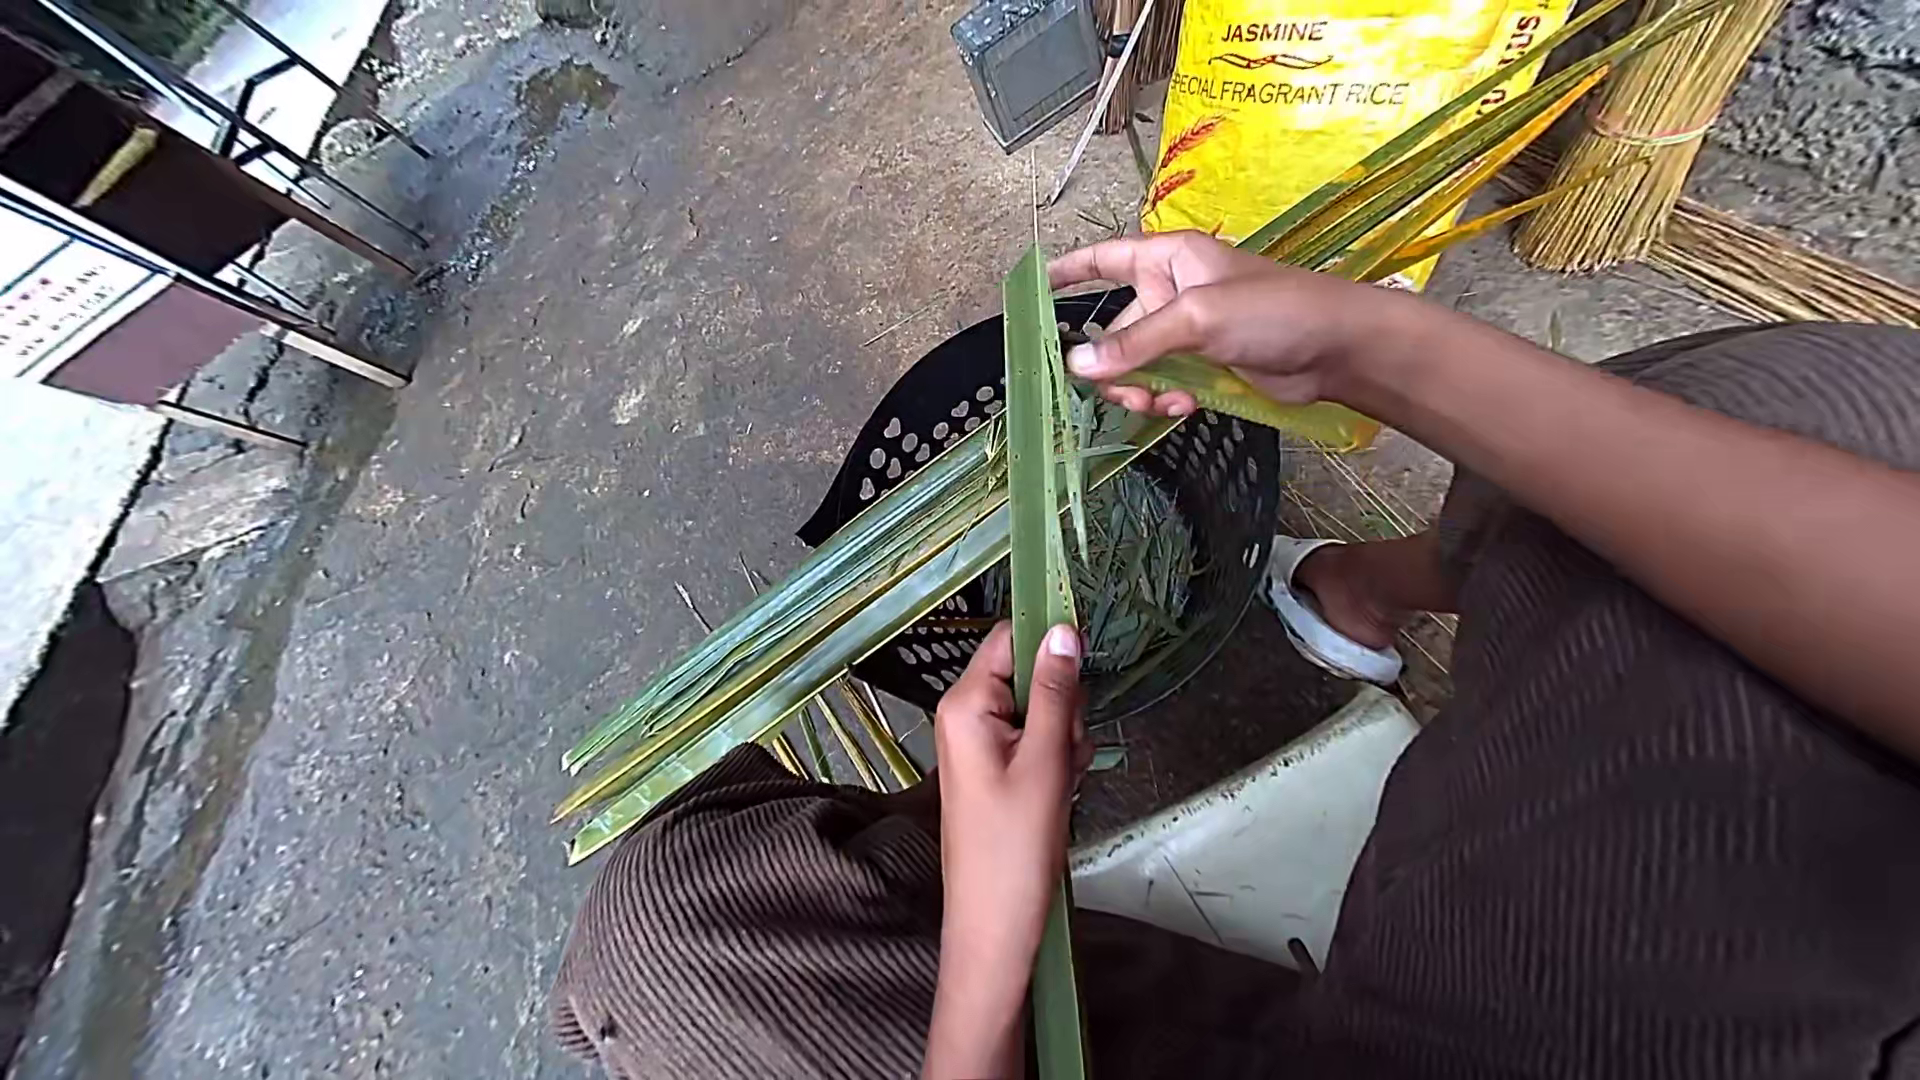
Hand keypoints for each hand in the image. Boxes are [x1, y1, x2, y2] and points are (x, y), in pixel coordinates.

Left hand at [924, 621, 1086, 1077]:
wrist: (996, 928)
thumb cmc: (1015, 846)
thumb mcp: (1044, 761)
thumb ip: (1055, 691)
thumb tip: (1064, 629)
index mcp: (966, 703)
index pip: (1007, 639)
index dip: (1047, 641)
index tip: (1084, 660)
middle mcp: (966, 713)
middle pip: (1027, 673)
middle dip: (1059, 703)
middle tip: (1066, 748)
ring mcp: (980, 739)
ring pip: (1038, 707)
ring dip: (1062, 734)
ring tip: (1062, 777)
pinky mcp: (995, 763)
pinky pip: (1033, 736)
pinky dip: (1054, 755)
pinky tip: (1060, 788)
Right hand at [1047, 230, 1396, 415]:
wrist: (1335, 348)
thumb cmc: (1273, 310)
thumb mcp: (1197, 318)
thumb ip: (1135, 343)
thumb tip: (1076, 365)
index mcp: (1167, 261)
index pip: (1106, 259)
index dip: (1070, 271)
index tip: (1036, 286)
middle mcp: (1169, 294)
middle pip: (1114, 332)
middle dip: (1115, 366)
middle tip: (1126, 393)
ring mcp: (1184, 333)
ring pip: (1134, 366)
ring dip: (1140, 389)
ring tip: (1161, 403)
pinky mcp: (1198, 364)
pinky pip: (1159, 384)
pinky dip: (1163, 399)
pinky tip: (1184, 406)